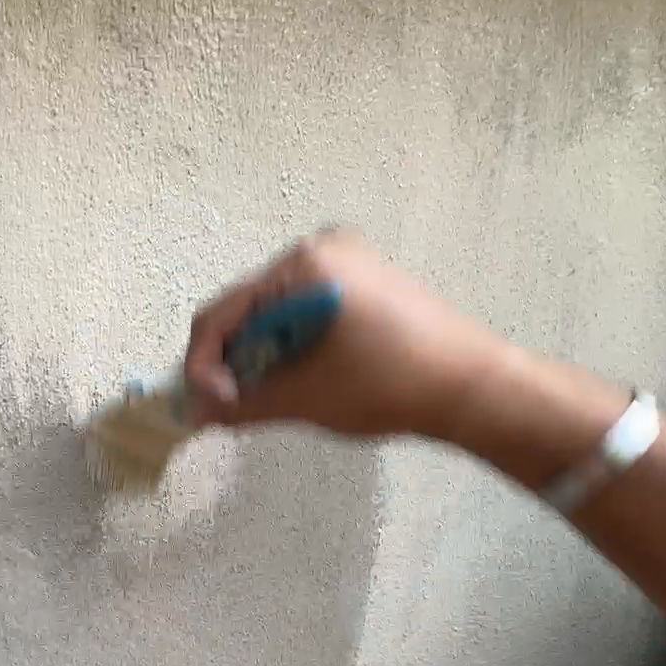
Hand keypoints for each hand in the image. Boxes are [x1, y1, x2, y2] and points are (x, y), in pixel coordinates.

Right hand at [183, 229, 507, 439]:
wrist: (472, 387)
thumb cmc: (386, 385)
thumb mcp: (300, 397)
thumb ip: (237, 405)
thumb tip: (193, 417)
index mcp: (302, 264)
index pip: (220, 314)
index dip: (202, 366)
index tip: (209, 409)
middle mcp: (318, 248)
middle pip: (241, 311)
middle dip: (228, 362)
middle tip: (230, 407)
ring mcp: (342, 260)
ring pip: (267, 314)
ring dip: (254, 358)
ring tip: (259, 397)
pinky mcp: (357, 281)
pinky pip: (296, 312)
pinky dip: (282, 346)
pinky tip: (290, 377)